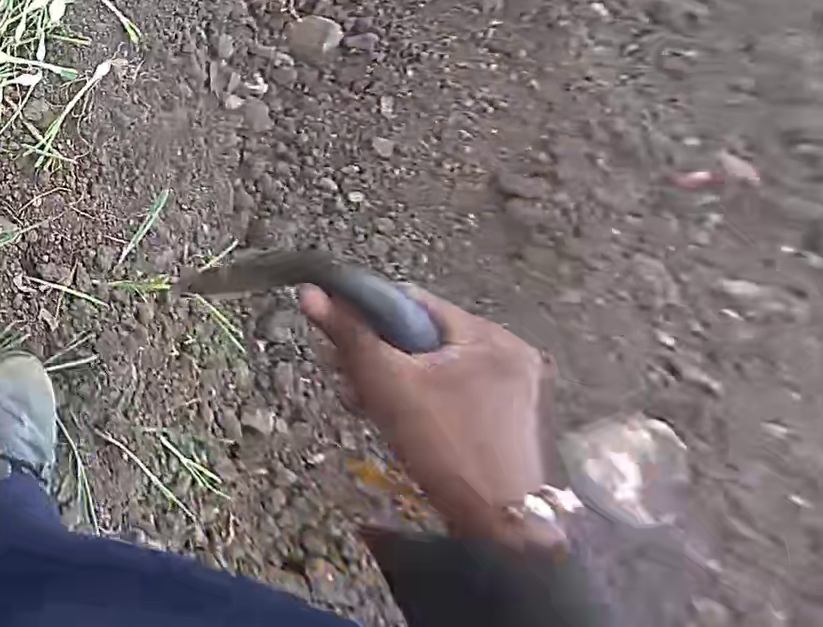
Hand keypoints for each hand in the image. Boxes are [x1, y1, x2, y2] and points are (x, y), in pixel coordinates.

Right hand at [300, 284, 557, 550]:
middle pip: (415, 332)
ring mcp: (512, 387)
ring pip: (425, 361)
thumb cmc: (445, 445)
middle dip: (373, 353)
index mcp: (489, 337)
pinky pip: (444, 386)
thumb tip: (310, 292)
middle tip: (350, 377)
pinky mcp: (505, 416)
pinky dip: (413, 394)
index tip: (340, 340)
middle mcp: (508, 354)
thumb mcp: (383, 379)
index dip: (365, 315)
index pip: (407, 300)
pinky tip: (393, 416)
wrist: (504, 530)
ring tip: (367, 402)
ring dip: (387, 376)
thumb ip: (345, 331)